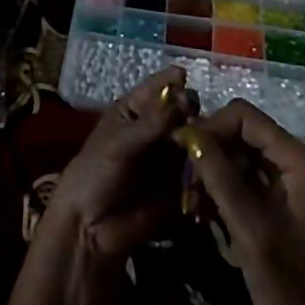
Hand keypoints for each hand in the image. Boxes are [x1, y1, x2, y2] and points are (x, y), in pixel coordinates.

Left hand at [47, 66, 194, 259]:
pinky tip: (213, 170)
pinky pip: (202, 171)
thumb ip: (151, 125)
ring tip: (209, 145)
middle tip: (197, 121)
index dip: (173, 82)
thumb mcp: (119, 144)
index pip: (159, 88)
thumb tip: (182, 100)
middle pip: (185, 112)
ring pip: (199, 140)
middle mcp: (159, 128)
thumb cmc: (95, 173)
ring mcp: (174, 155)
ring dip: (206, 141)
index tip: (184, 80)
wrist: (92, 225)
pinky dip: (208, 169)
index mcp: (136, 110)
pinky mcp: (185, 184)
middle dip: (194, 113)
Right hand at [178, 99, 304, 304]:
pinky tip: (200, 211)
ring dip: (206, 171)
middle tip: (185, 183)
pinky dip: (213, 188)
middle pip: (236, 132)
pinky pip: (233, 177)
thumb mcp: (252, 230)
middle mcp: (289, 163)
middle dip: (207, 151)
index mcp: (296, 161)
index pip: (244, 117)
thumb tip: (188, 133)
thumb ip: (222, 178)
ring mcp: (279, 183)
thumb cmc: (290, 284)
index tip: (183, 153)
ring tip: (190, 202)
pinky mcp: (267, 202)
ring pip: (231, 153)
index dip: (212, 127)